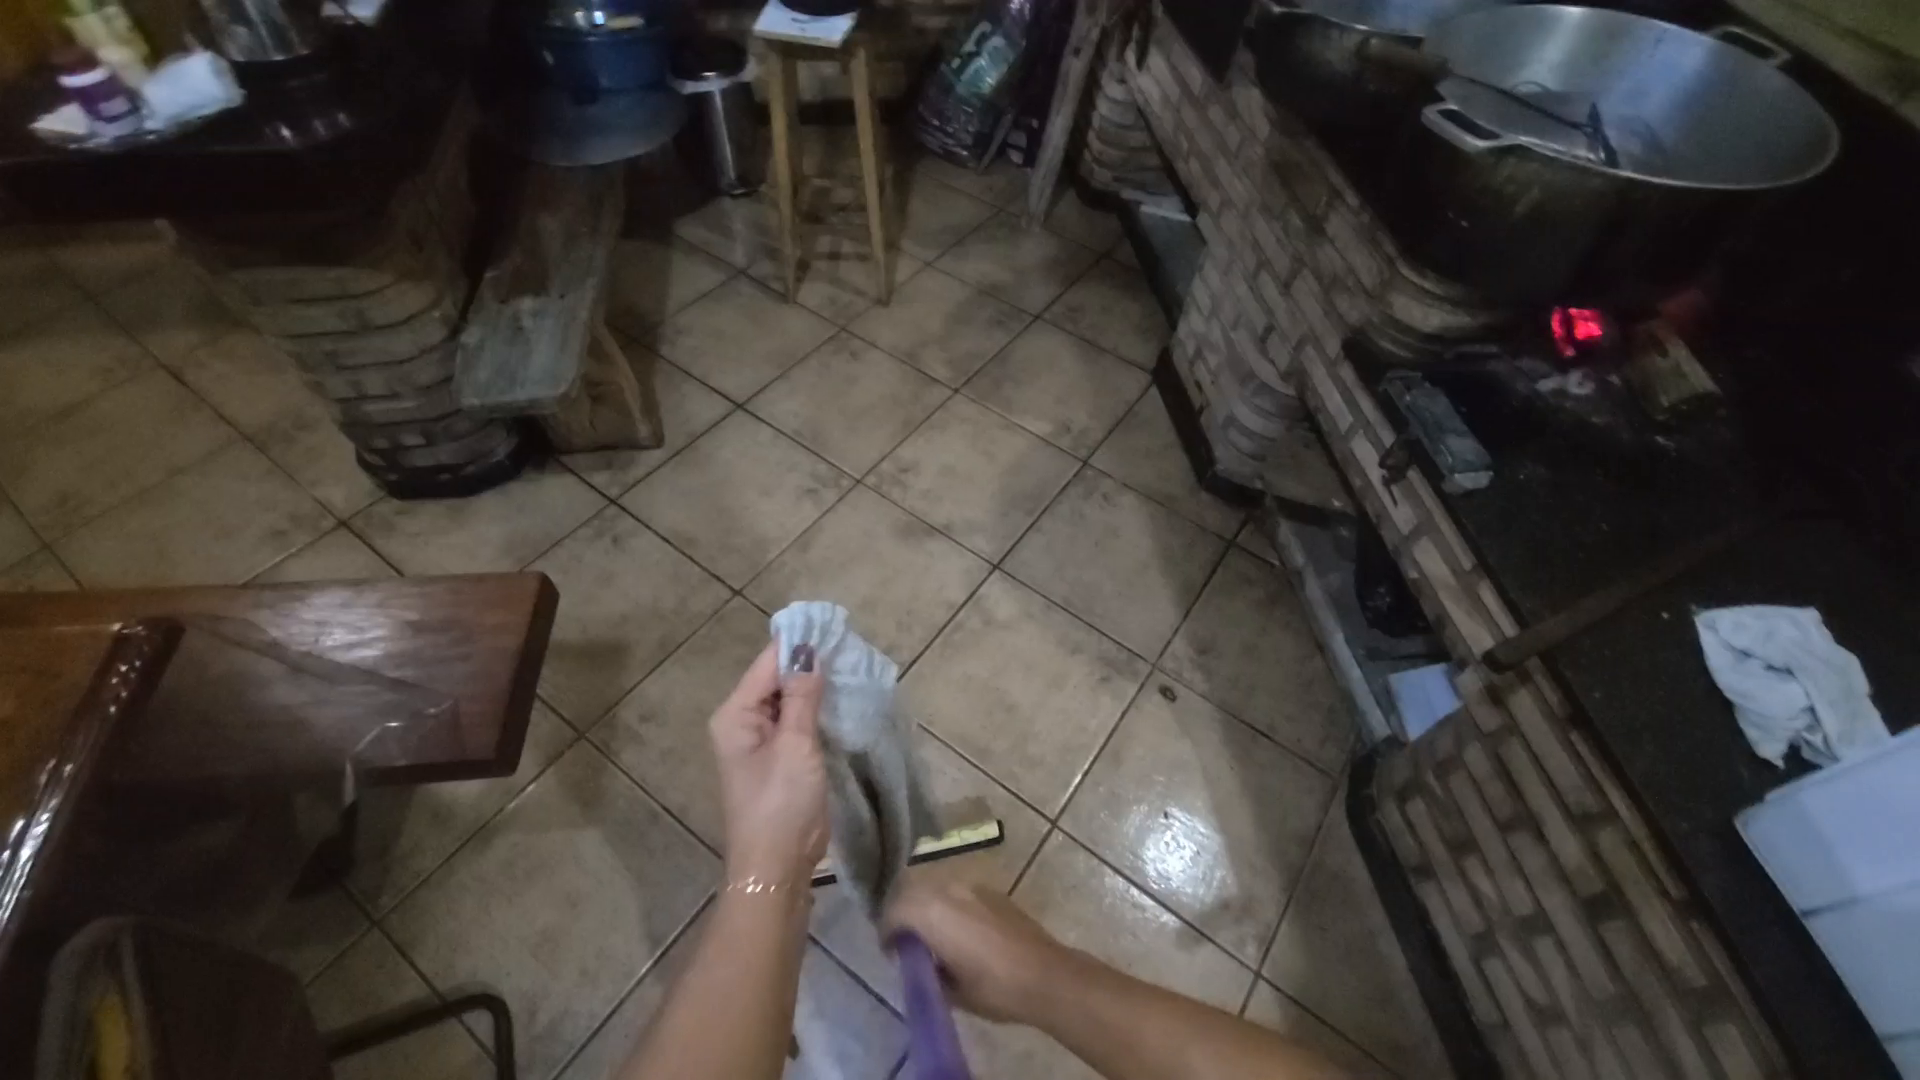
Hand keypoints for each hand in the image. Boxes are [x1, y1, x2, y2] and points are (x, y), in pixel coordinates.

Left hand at [710, 643, 828, 889]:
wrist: (777, 868)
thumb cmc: (782, 804)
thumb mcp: (796, 745)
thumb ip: (803, 696)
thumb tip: (810, 650)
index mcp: (736, 714)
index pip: (768, 663)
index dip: (799, 644)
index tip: (836, 627)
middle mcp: (743, 722)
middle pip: (778, 679)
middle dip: (811, 664)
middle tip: (852, 648)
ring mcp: (761, 741)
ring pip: (791, 700)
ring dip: (818, 688)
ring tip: (854, 667)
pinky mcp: (780, 758)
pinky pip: (798, 722)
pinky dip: (818, 711)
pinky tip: (844, 700)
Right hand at [883, 877, 1075, 1022]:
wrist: (1043, 974)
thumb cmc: (993, 987)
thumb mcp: (950, 990)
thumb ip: (927, 970)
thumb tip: (919, 962)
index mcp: (933, 912)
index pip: (895, 910)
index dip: (886, 930)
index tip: (889, 952)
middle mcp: (949, 890)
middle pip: (912, 890)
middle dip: (902, 912)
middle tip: (905, 941)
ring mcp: (972, 887)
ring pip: (936, 887)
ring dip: (926, 905)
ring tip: (931, 934)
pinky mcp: (991, 891)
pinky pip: (958, 891)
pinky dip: (948, 904)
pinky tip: (958, 929)